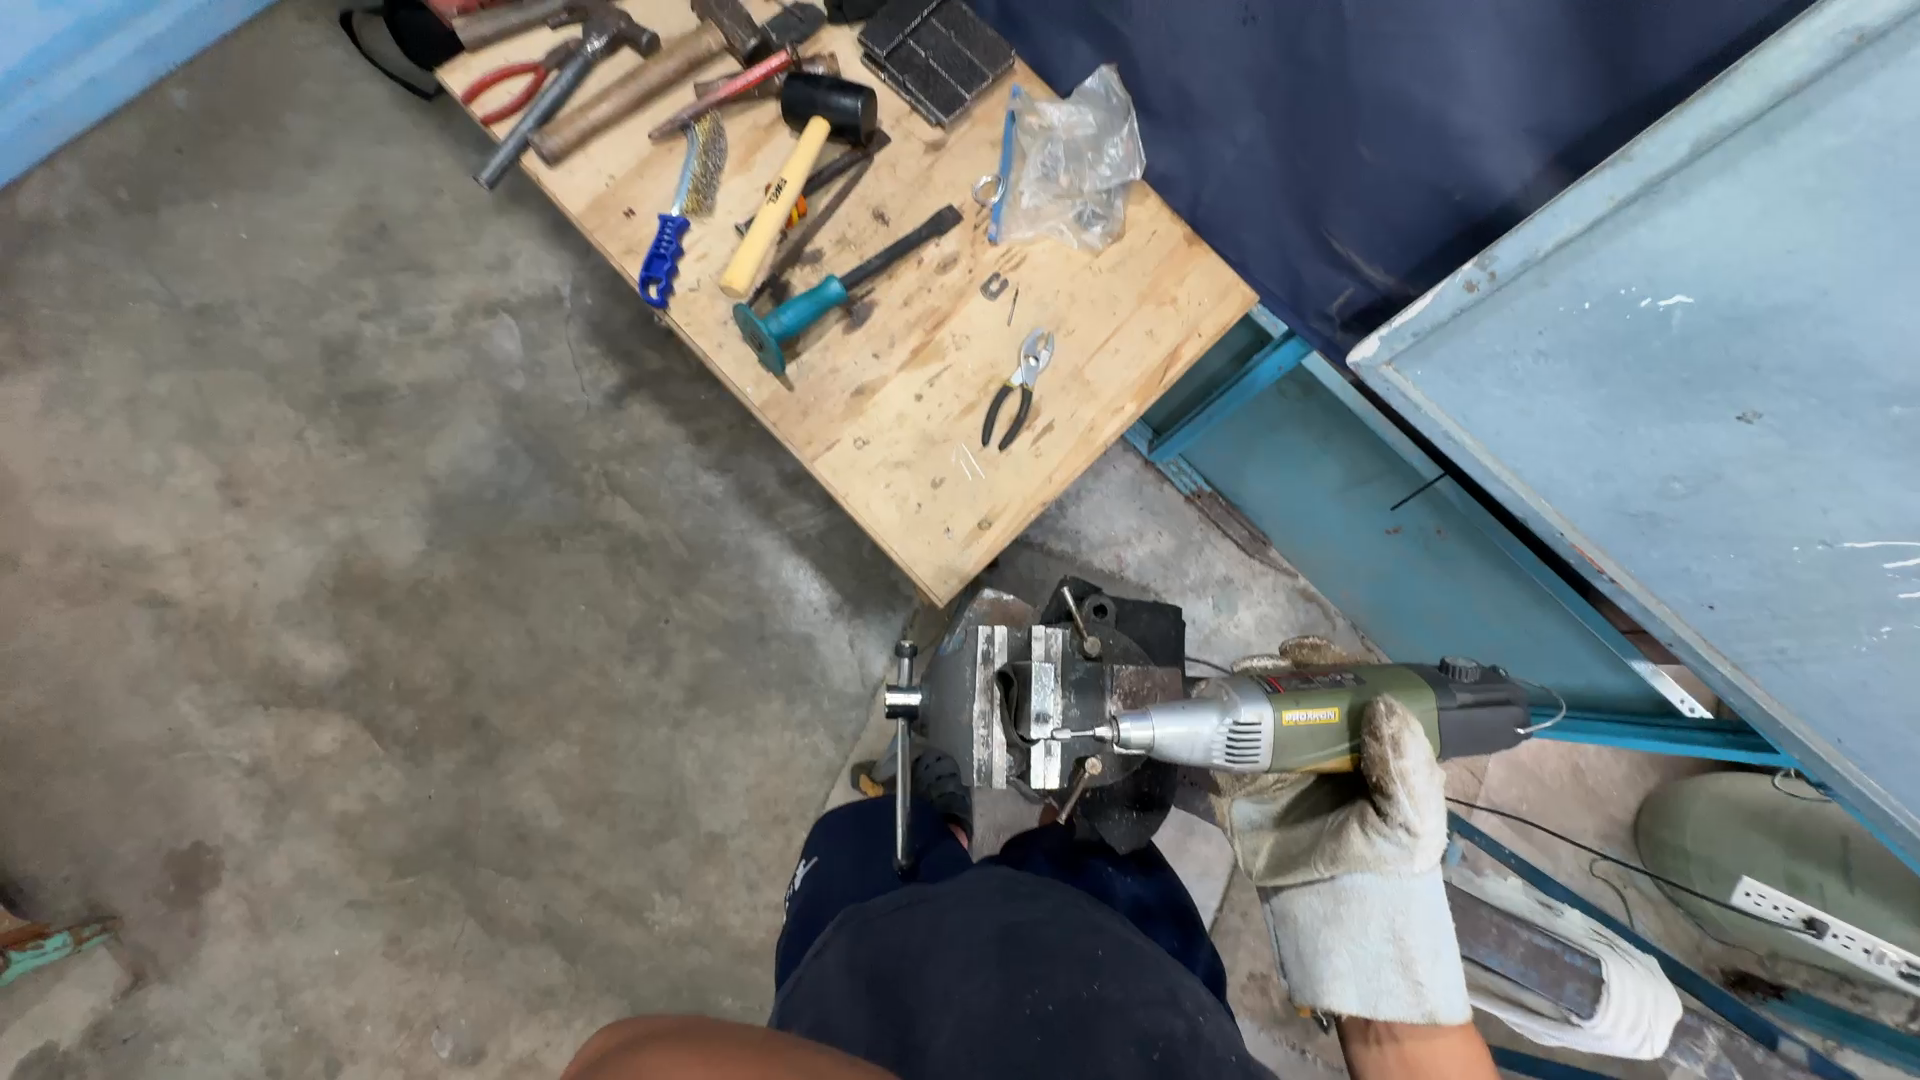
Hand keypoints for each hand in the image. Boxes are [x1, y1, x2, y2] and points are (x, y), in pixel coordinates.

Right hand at [1214, 640, 1470, 1026]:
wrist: (1333, 910)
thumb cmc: (1382, 858)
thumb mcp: (1412, 818)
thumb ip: (1407, 765)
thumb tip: (1383, 704)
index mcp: (1364, 740)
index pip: (1345, 683)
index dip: (1324, 659)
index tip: (1302, 652)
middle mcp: (1318, 739)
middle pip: (1292, 688)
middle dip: (1271, 670)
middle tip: (1256, 667)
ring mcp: (1275, 756)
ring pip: (1253, 708)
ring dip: (1236, 689)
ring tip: (1227, 685)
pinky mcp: (1238, 777)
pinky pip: (1217, 743)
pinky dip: (1205, 723)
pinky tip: (1201, 710)